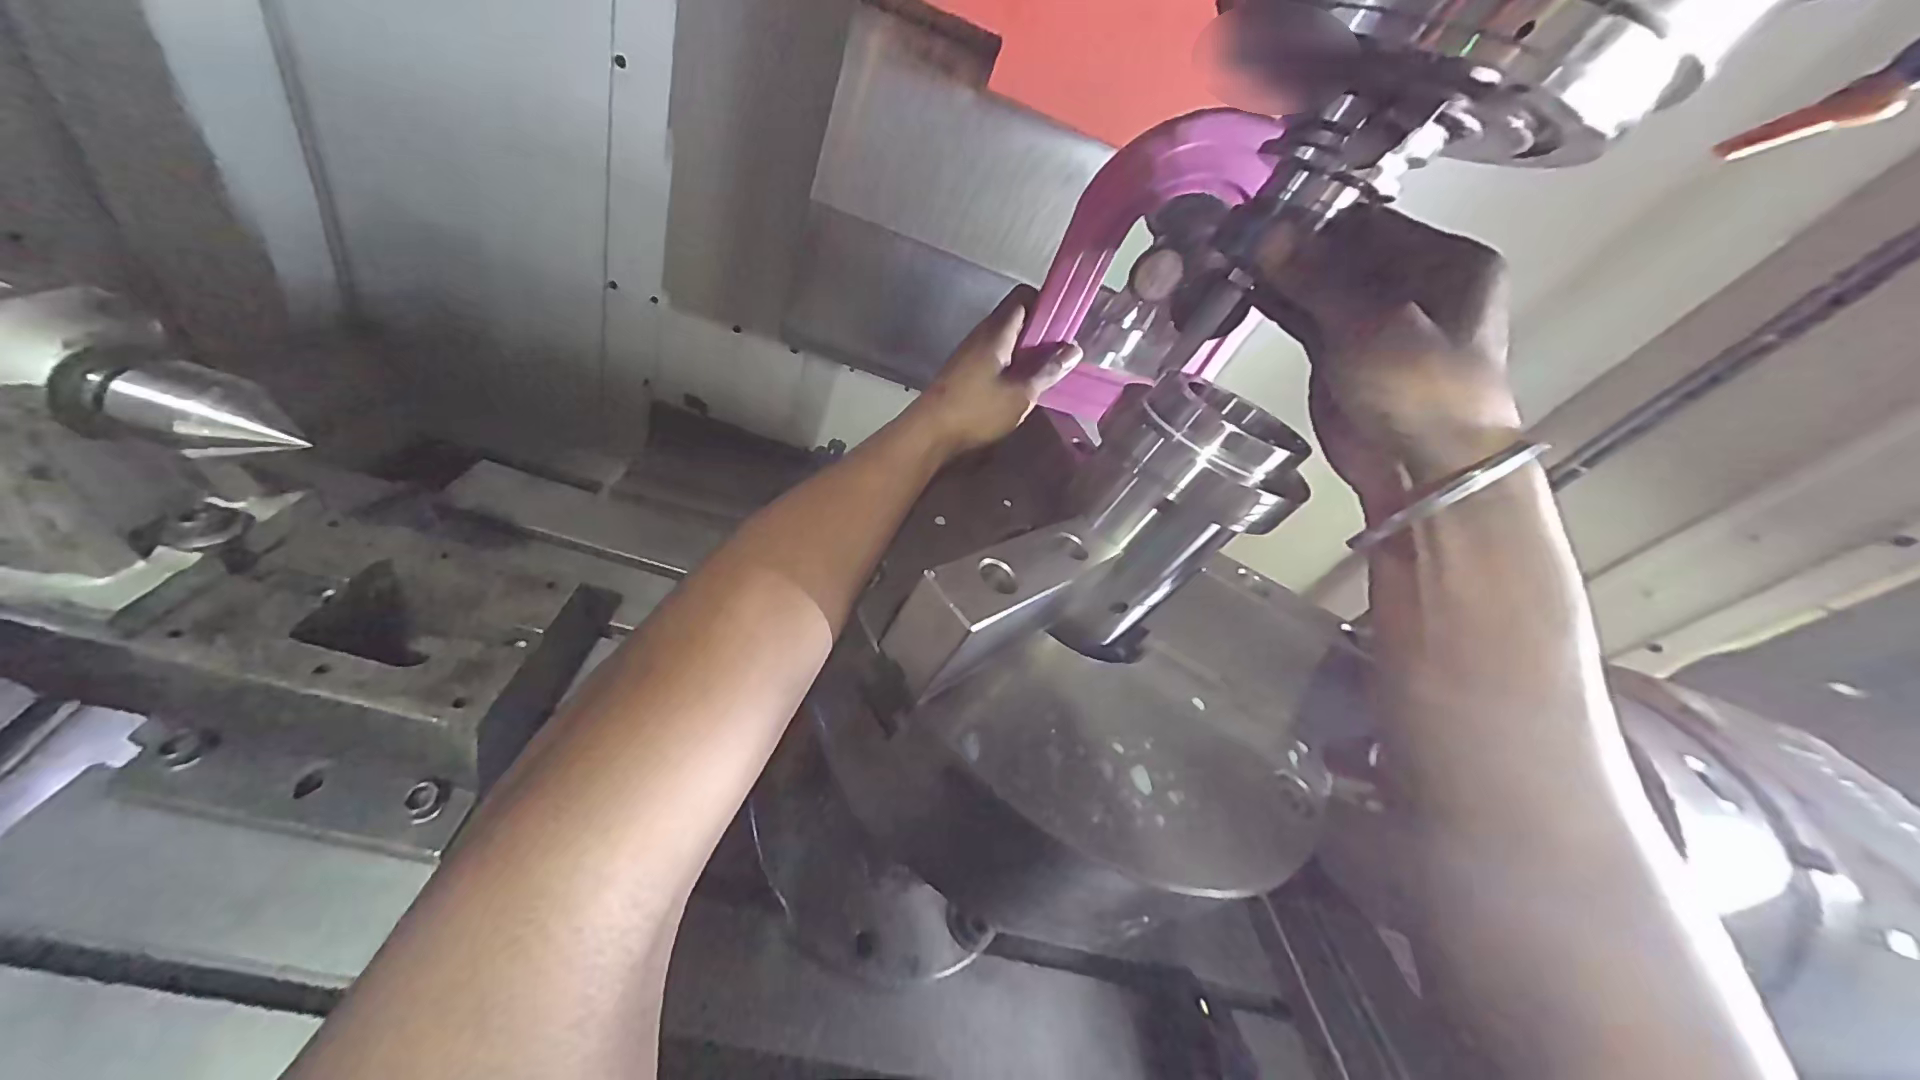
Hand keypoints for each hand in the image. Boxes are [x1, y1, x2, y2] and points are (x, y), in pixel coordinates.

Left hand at [905, 286, 1081, 458]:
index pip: (1024, 297)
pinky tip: (1022, 388)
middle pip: (1018, 318)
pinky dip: (1014, 366)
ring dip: (1029, 353)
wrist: (930, 433)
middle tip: (1061, 357)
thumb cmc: (976, 410)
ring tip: (1046, 375)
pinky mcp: (966, 371)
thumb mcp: (1021, 394)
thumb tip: (1073, 350)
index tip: (1064, 327)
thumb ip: (1049, 371)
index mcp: (997, 331)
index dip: (1047, 305)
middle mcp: (983, 334)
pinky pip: (997, 357)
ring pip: (1008, 340)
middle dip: (1042, 334)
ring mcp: (972, 353)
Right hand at [1249, 206, 1523, 515]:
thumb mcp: (1373, 325)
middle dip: (1290, 244)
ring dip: (1277, 273)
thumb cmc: (1420, 389)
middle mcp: (1410, 282)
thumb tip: (1265, 233)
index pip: (1369, 219)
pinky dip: (1275, 302)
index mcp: (1444, 261)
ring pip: (1316, 282)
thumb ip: (1316, 278)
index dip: (1315, 214)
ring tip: (1229, 256)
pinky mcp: (1339, 351)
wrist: (1421, 467)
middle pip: (1339, 249)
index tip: (1262, 210)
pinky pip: (1304, 315)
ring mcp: (1371, 319)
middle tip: (1235, 233)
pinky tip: (1241, 287)